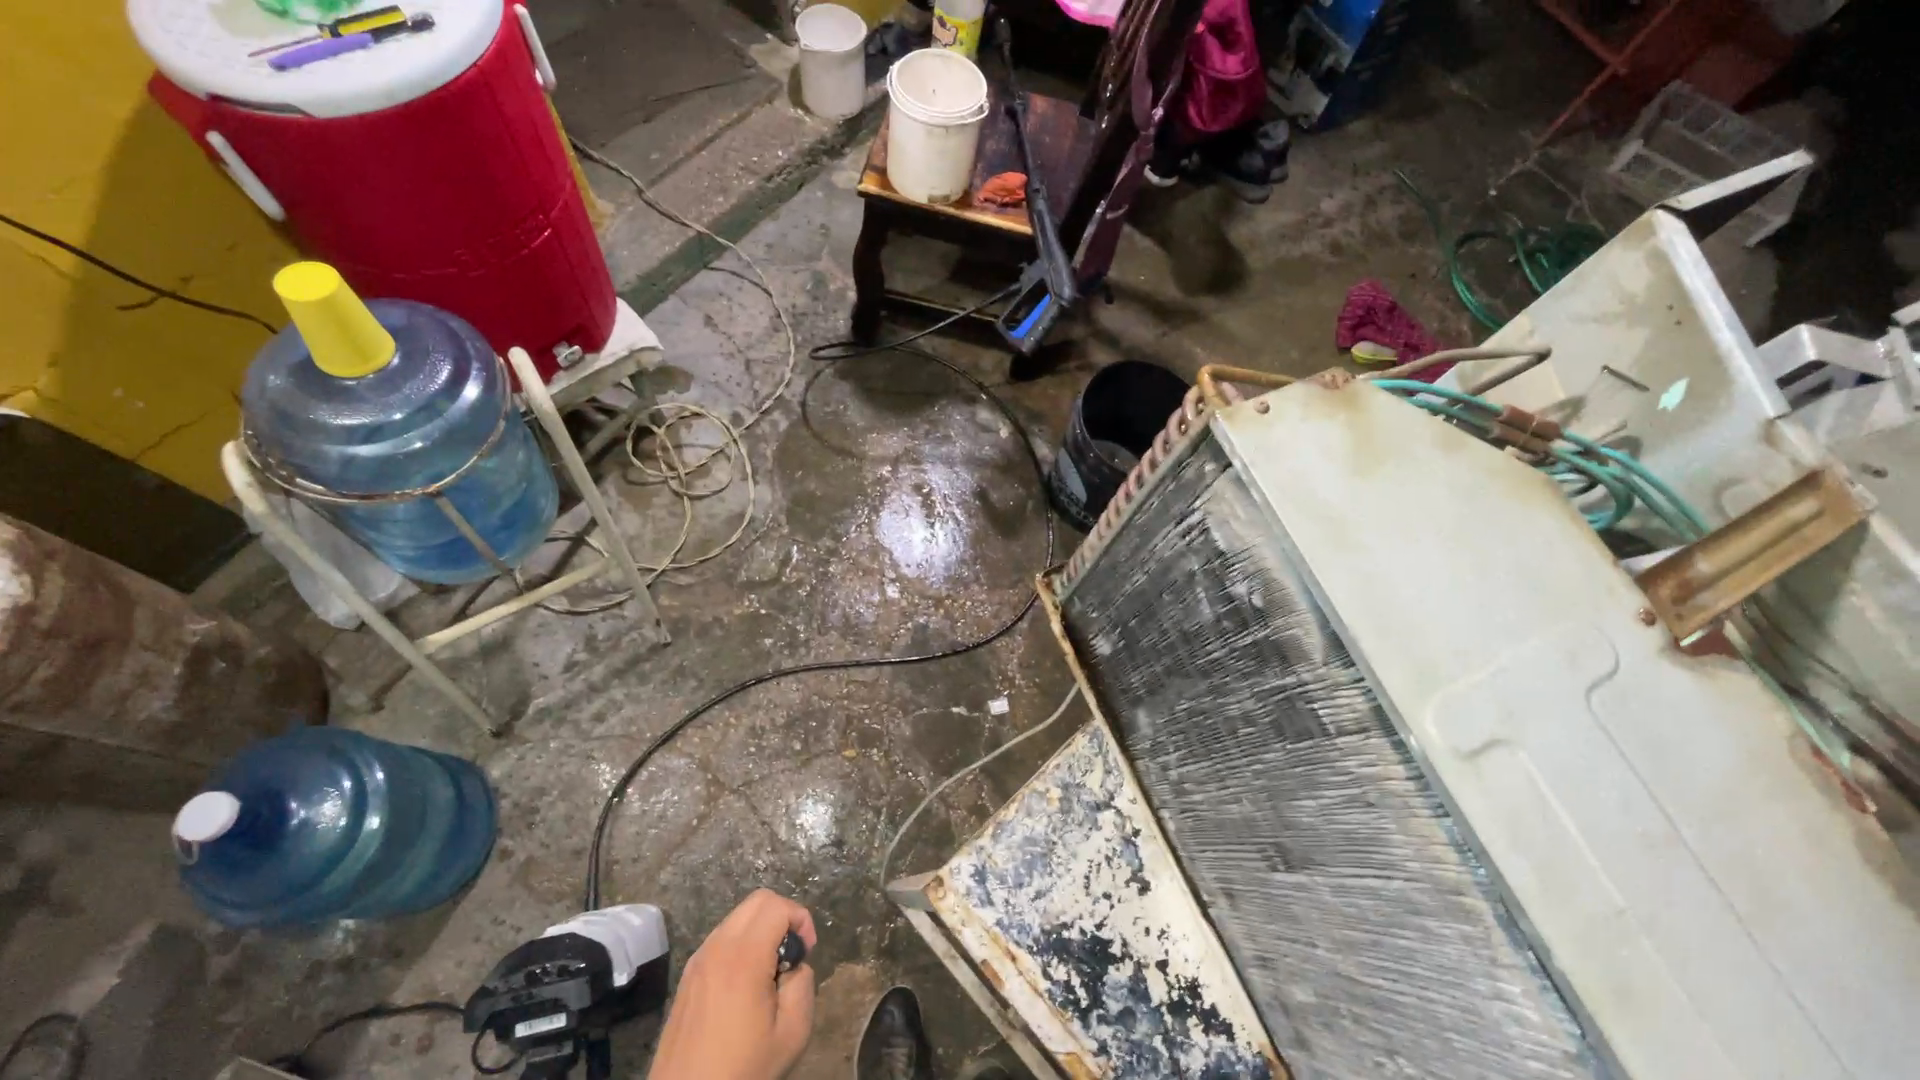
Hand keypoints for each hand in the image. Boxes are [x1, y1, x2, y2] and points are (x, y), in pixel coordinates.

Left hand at [648, 889, 817, 1079]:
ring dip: (761, 931)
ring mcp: (697, 960)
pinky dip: (742, 945)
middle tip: (792, 957)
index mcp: (743, 957)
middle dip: (783, 917)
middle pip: (756, 901)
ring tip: (770, 974)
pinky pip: (721, 940)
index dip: (801, 919)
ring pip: (737, 918)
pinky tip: (746, 986)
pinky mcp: (688, 976)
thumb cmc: (743, 1068)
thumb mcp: (792, 1033)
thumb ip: (802, 984)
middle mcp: (716, 948)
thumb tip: (793, 966)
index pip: (776, 905)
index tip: (806, 953)